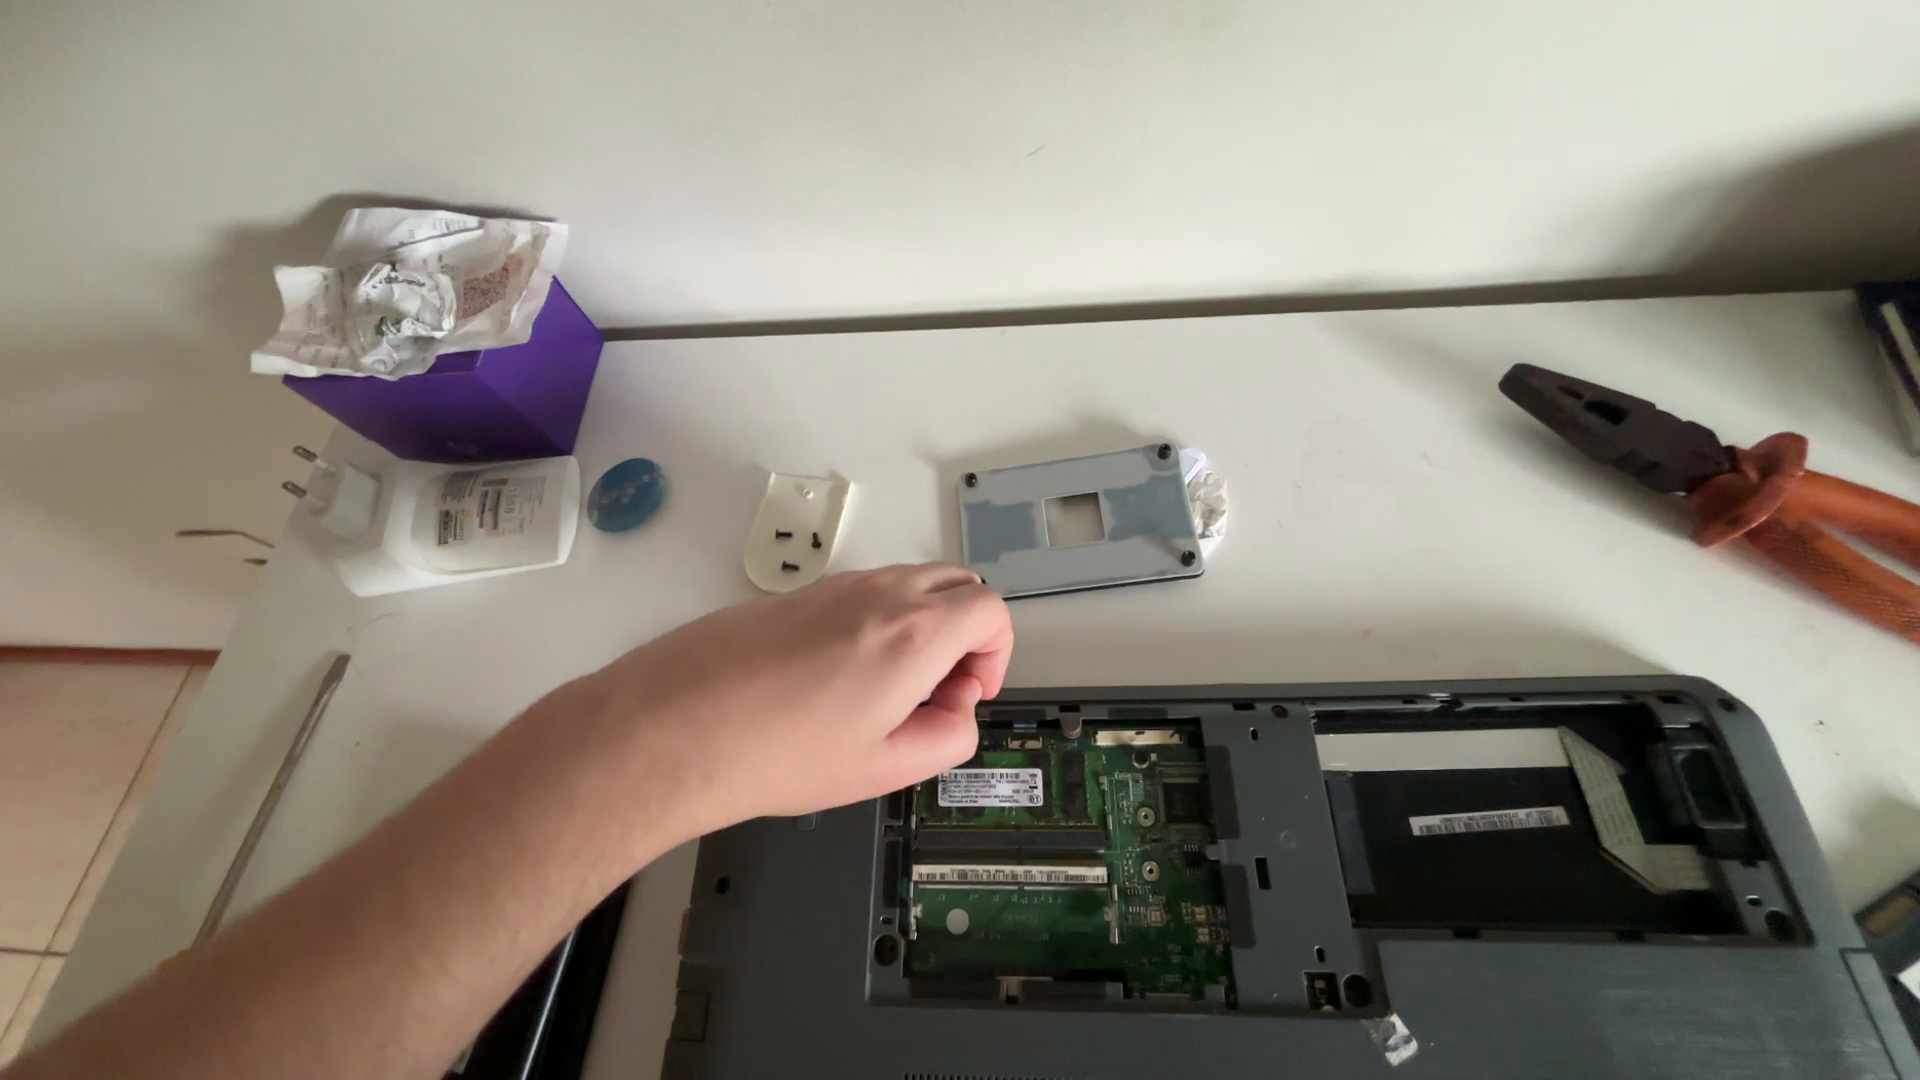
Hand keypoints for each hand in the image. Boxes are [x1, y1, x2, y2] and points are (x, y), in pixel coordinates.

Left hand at [581, 563, 1012, 837]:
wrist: (675, 725)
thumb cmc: (778, 753)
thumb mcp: (884, 769)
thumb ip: (948, 737)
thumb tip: (957, 711)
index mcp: (915, 634)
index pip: (991, 610)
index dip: (998, 653)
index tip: (970, 692)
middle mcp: (882, 594)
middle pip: (959, 584)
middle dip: (969, 631)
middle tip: (940, 687)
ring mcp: (839, 585)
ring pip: (913, 583)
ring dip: (926, 623)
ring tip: (888, 688)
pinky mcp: (803, 592)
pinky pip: (868, 591)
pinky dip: (883, 619)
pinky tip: (842, 676)